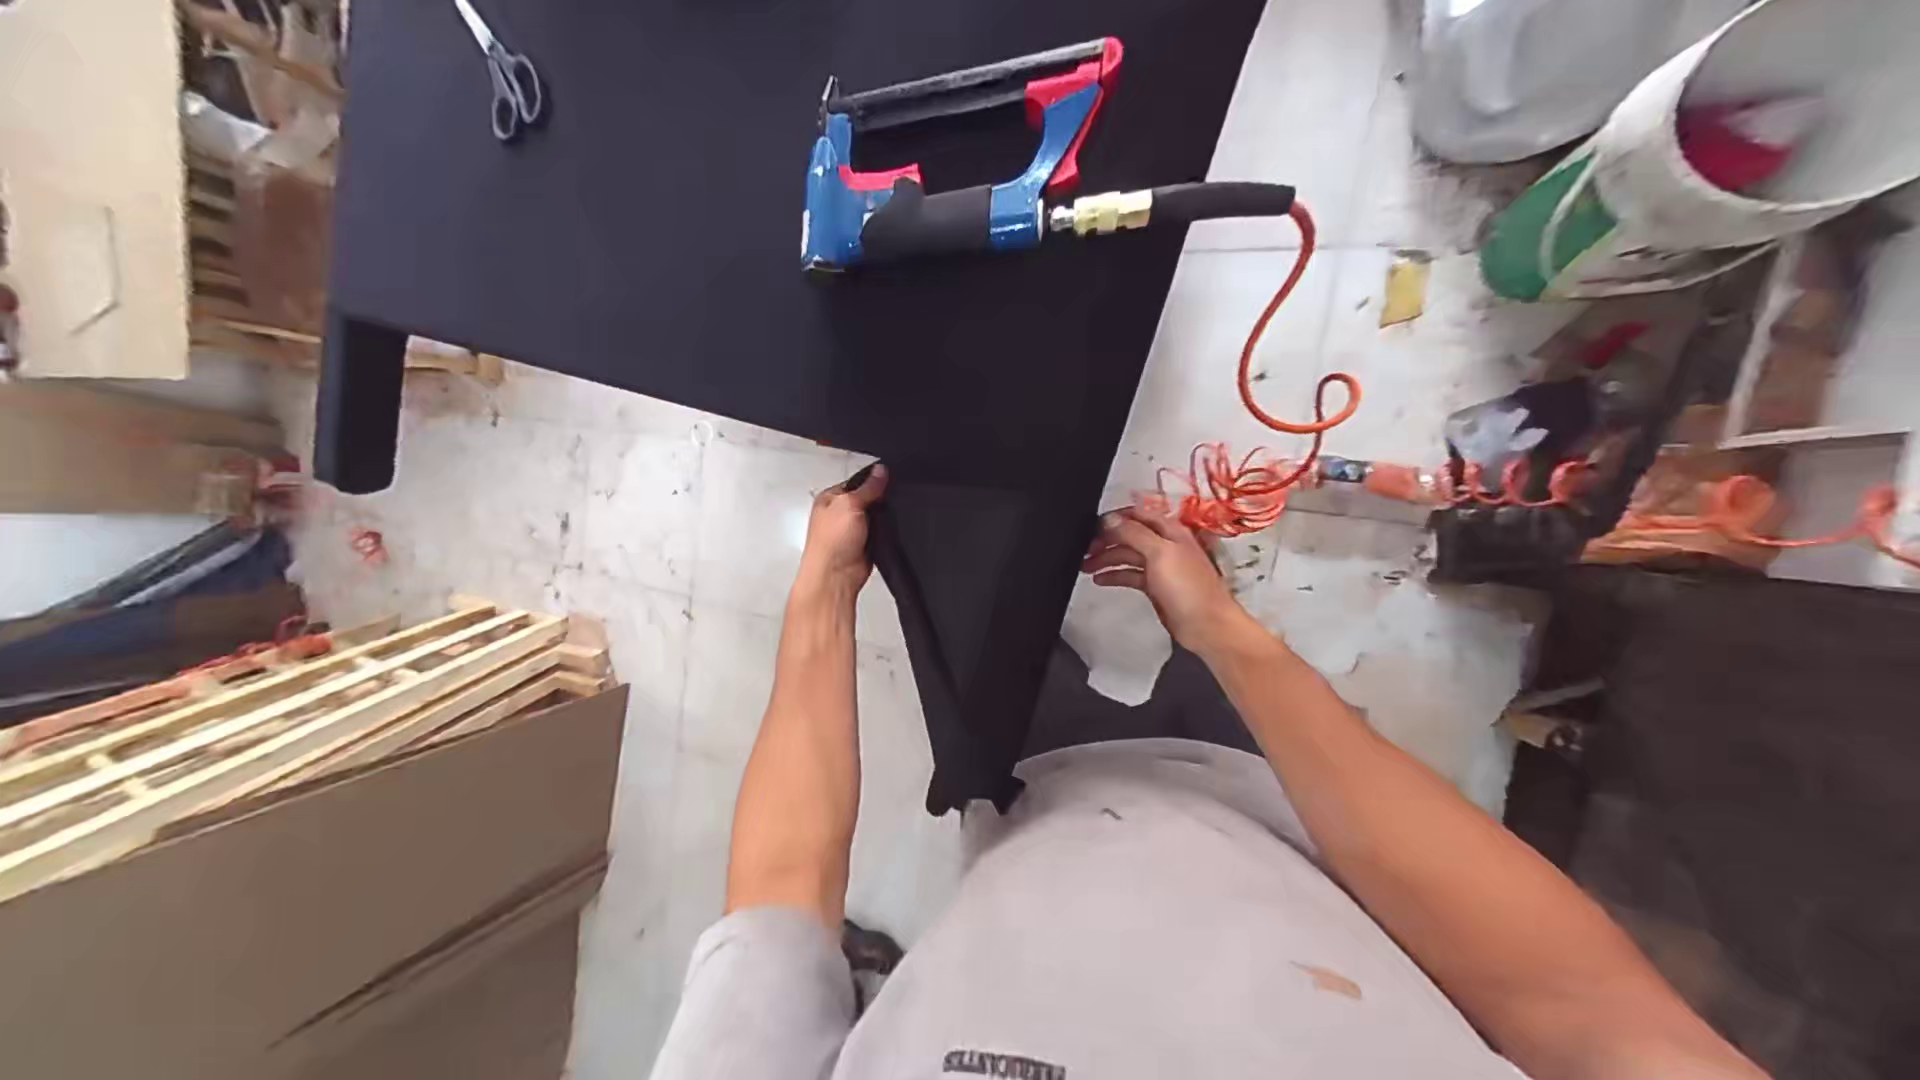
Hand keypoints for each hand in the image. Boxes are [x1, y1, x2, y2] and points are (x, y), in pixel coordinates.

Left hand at [795, 464, 888, 602]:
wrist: (835, 575)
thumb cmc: (830, 542)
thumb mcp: (850, 504)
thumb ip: (868, 488)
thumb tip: (881, 471)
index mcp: (831, 498)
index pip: (857, 481)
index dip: (873, 479)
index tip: (888, 477)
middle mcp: (840, 513)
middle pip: (868, 498)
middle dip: (879, 500)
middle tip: (888, 499)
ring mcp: (852, 530)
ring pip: (876, 516)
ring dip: (882, 518)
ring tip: (885, 519)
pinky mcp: (865, 544)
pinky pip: (881, 532)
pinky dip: (886, 532)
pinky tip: (887, 532)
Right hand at [1082, 504, 1256, 656]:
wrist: (1206, 625)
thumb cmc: (1189, 588)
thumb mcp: (1159, 553)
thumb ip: (1134, 533)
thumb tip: (1110, 519)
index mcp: (1169, 531)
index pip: (1137, 514)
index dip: (1114, 518)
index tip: (1092, 526)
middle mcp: (1164, 545)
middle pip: (1129, 535)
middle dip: (1106, 540)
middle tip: (1084, 549)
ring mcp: (1160, 566)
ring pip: (1127, 555)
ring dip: (1106, 558)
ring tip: (1085, 565)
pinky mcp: (1155, 586)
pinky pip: (1130, 575)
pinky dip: (1114, 575)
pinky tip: (1099, 579)